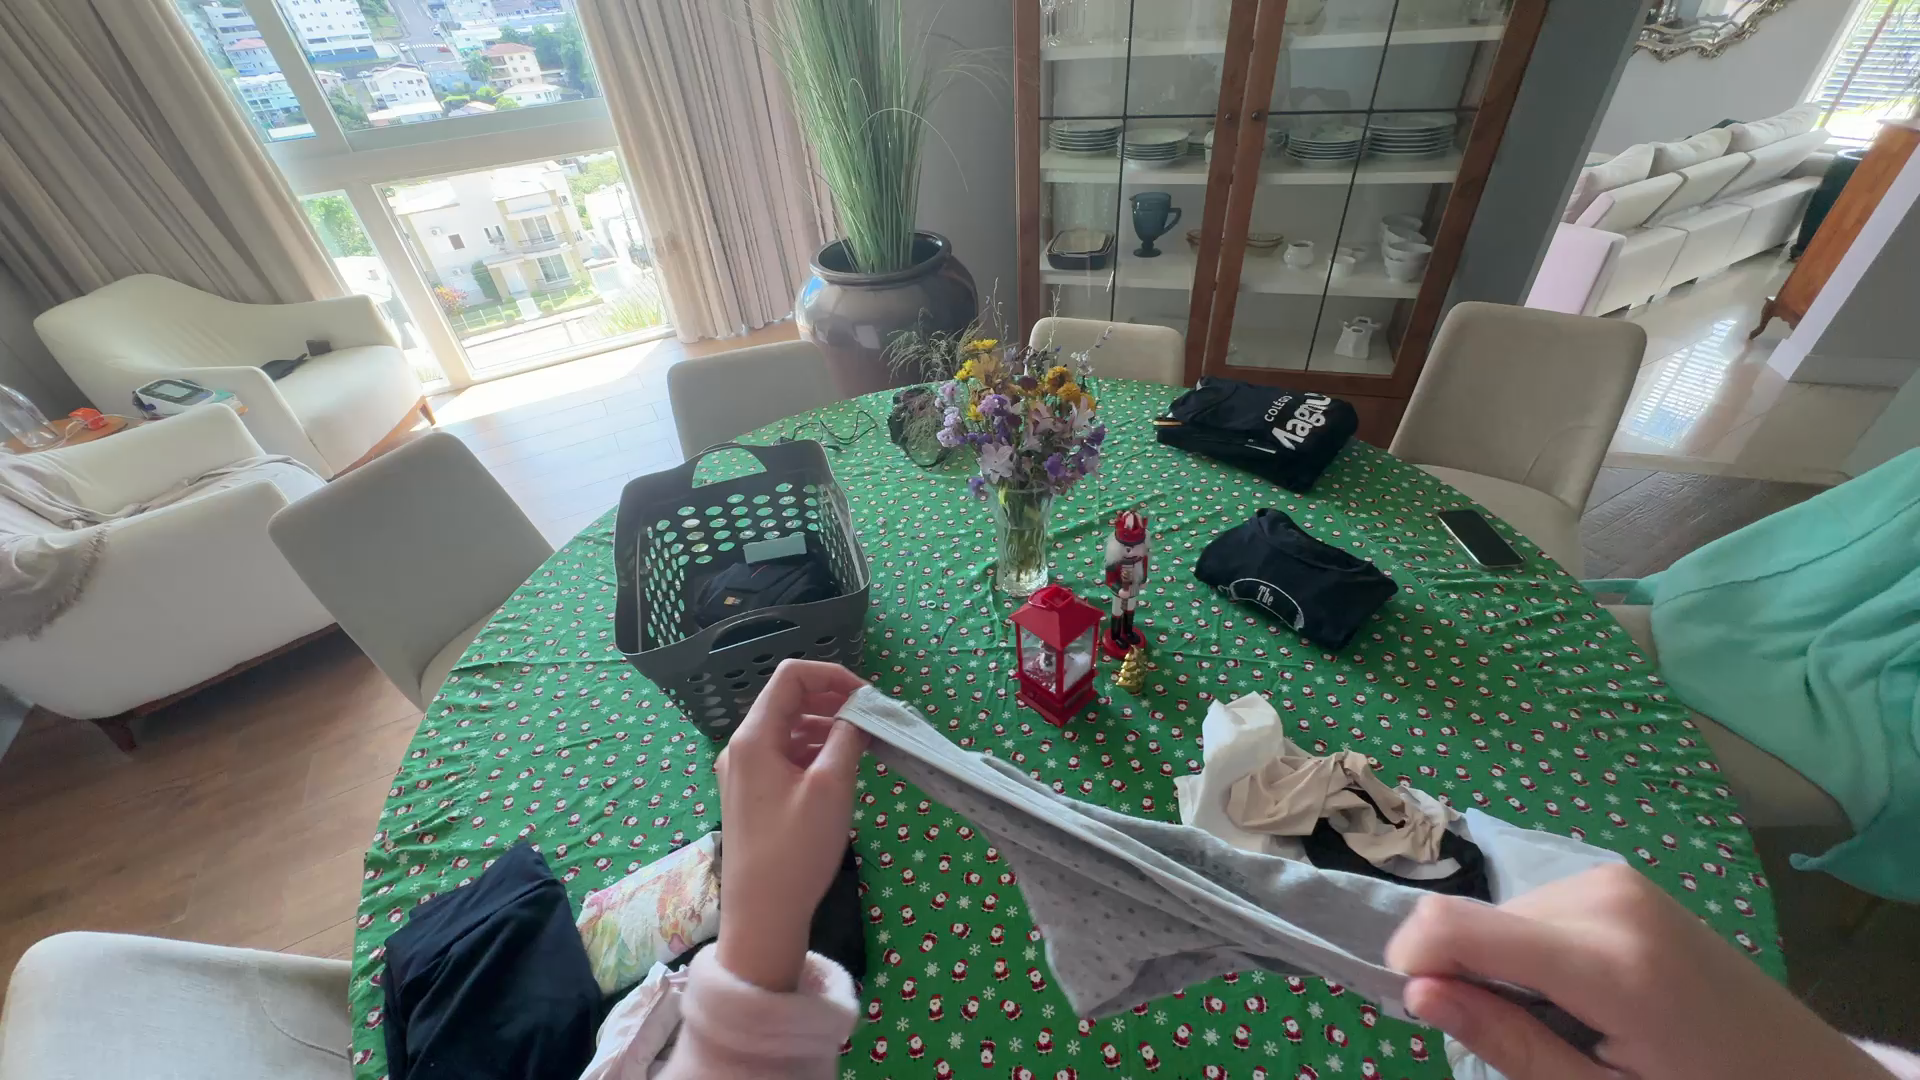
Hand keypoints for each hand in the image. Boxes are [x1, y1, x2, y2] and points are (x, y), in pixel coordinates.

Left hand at [714, 660, 869, 991]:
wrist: (762, 919)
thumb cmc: (796, 850)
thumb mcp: (832, 787)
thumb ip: (847, 737)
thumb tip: (858, 714)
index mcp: (753, 737)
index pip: (791, 677)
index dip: (832, 676)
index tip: (867, 697)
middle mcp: (742, 746)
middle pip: (789, 700)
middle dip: (833, 700)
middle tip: (871, 718)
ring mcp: (744, 771)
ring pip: (790, 728)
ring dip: (827, 726)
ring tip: (863, 744)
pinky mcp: (753, 793)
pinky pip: (786, 754)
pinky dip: (815, 751)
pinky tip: (841, 767)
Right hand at [1385, 863, 1890, 1079]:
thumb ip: (1509, 1043)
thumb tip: (1414, 992)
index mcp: (1610, 962)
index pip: (1456, 924)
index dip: (1412, 954)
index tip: (1419, 1000)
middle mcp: (1603, 898)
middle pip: (1477, 920)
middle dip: (1473, 972)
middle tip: (1529, 1034)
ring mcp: (1614, 880)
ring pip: (1501, 913)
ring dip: (1506, 962)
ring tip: (1572, 1014)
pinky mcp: (1617, 877)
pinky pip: (1534, 906)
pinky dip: (1534, 947)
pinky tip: (1586, 986)